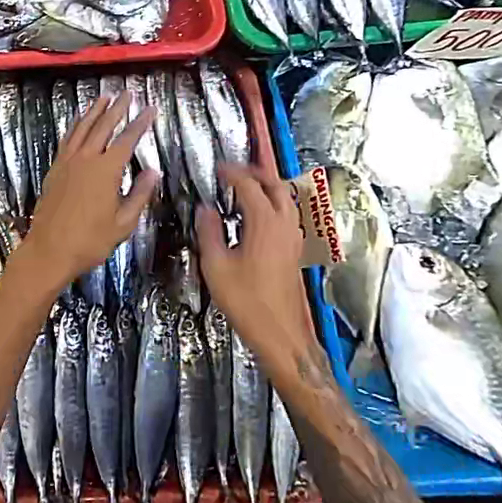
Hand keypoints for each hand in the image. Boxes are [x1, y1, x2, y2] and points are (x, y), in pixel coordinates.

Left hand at [14, 92, 160, 300]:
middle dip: (116, 108)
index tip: (150, 108)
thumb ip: (139, 195)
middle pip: (103, 126)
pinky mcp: (54, 169)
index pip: (127, 139)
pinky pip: (66, 139)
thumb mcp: (123, 223)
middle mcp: (85, 160)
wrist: (49, 249)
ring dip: (93, 111)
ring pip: (81, 128)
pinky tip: (78, 122)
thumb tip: (152, 171)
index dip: (140, 122)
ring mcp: (66, 162)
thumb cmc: (90, 241)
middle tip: (127, 93)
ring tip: (103, 97)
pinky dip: (75, 126)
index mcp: (106, 171)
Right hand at [196, 162, 315, 378]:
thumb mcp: (215, 266)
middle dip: (256, 172)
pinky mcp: (296, 252)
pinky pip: (288, 215)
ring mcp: (294, 239)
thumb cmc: (246, 302)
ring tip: (247, 186)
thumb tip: (205, 211)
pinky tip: (258, 216)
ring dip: (268, 187)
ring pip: (287, 200)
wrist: (280, 334)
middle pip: (277, 186)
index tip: (219, 168)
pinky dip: (274, 204)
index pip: (250, 186)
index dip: (233, 173)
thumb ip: (209, 233)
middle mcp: (285, 226)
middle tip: (234, 171)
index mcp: (265, 224)